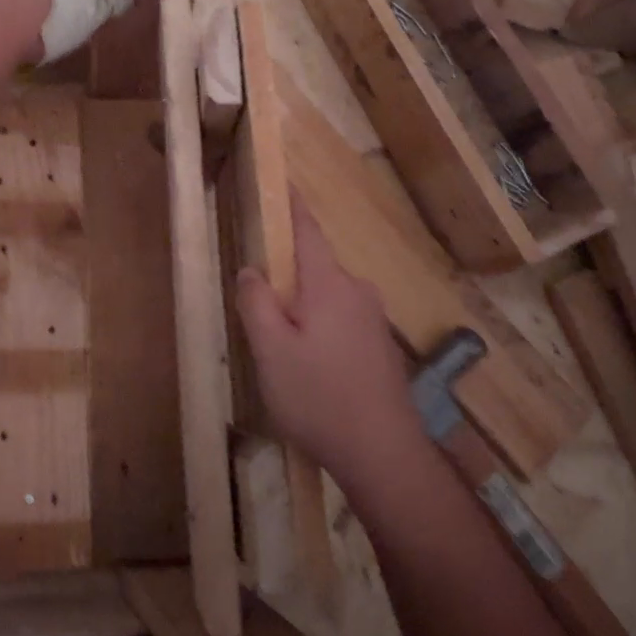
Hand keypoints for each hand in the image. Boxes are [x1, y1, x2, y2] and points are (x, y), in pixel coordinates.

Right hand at [236, 196, 426, 481]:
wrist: (384, 454)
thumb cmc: (318, 397)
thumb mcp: (270, 350)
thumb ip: (256, 302)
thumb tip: (251, 269)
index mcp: (329, 283)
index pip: (307, 230)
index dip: (290, 204)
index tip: (279, 181)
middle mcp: (358, 292)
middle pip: (314, 266)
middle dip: (285, 275)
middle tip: (256, 307)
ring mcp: (374, 320)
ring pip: (327, 297)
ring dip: (302, 308)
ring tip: (279, 348)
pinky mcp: (380, 348)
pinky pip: (341, 320)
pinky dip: (319, 328)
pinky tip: (310, 368)